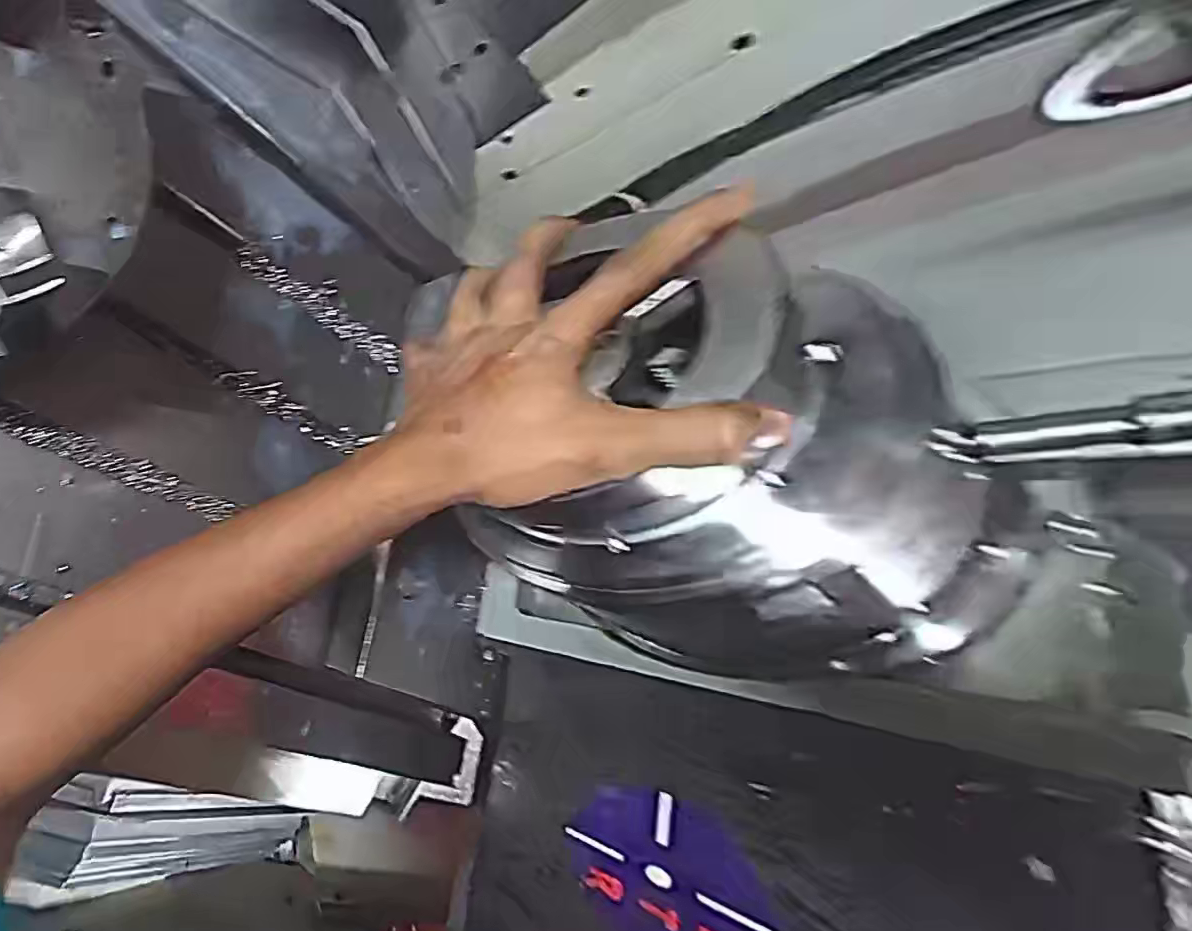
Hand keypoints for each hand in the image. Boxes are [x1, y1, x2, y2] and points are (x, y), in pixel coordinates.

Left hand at [388, 189, 789, 508]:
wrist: (426, 469)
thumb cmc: (507, 455)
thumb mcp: (605, 449)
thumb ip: (683, 437)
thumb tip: (767, 424)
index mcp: (553, 340)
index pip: (626, 275)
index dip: (683, 234)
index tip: (729, 199)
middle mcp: (502, 330)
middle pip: (525, 266)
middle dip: (552, 237)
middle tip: (568, 224)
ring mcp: (456, 348)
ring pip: (469, 292)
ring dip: (487, 276)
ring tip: (499, 270)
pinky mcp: (425, 374)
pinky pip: (424, 345)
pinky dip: (431, 337)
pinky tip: (432, 339)